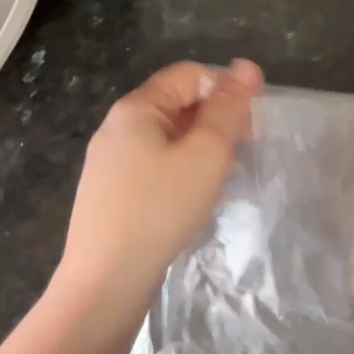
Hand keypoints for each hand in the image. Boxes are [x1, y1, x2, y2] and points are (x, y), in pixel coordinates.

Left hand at [61, 58, 264, 291]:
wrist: (103, 286)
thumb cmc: (159, 210)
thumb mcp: (206, 153)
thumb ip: (228, 107)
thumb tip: (247, 66)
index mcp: (136, 107)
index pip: (191, 74)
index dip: (225, 89)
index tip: (251, 124)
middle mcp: (117, 126)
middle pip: (179, 103)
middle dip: (215, 121)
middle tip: (241, 153)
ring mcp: (110, 162)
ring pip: (169, 137)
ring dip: (201, 149)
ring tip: (220, 179)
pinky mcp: (110, 194)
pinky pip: (155, 165)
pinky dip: (181, 172)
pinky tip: (192, 200)